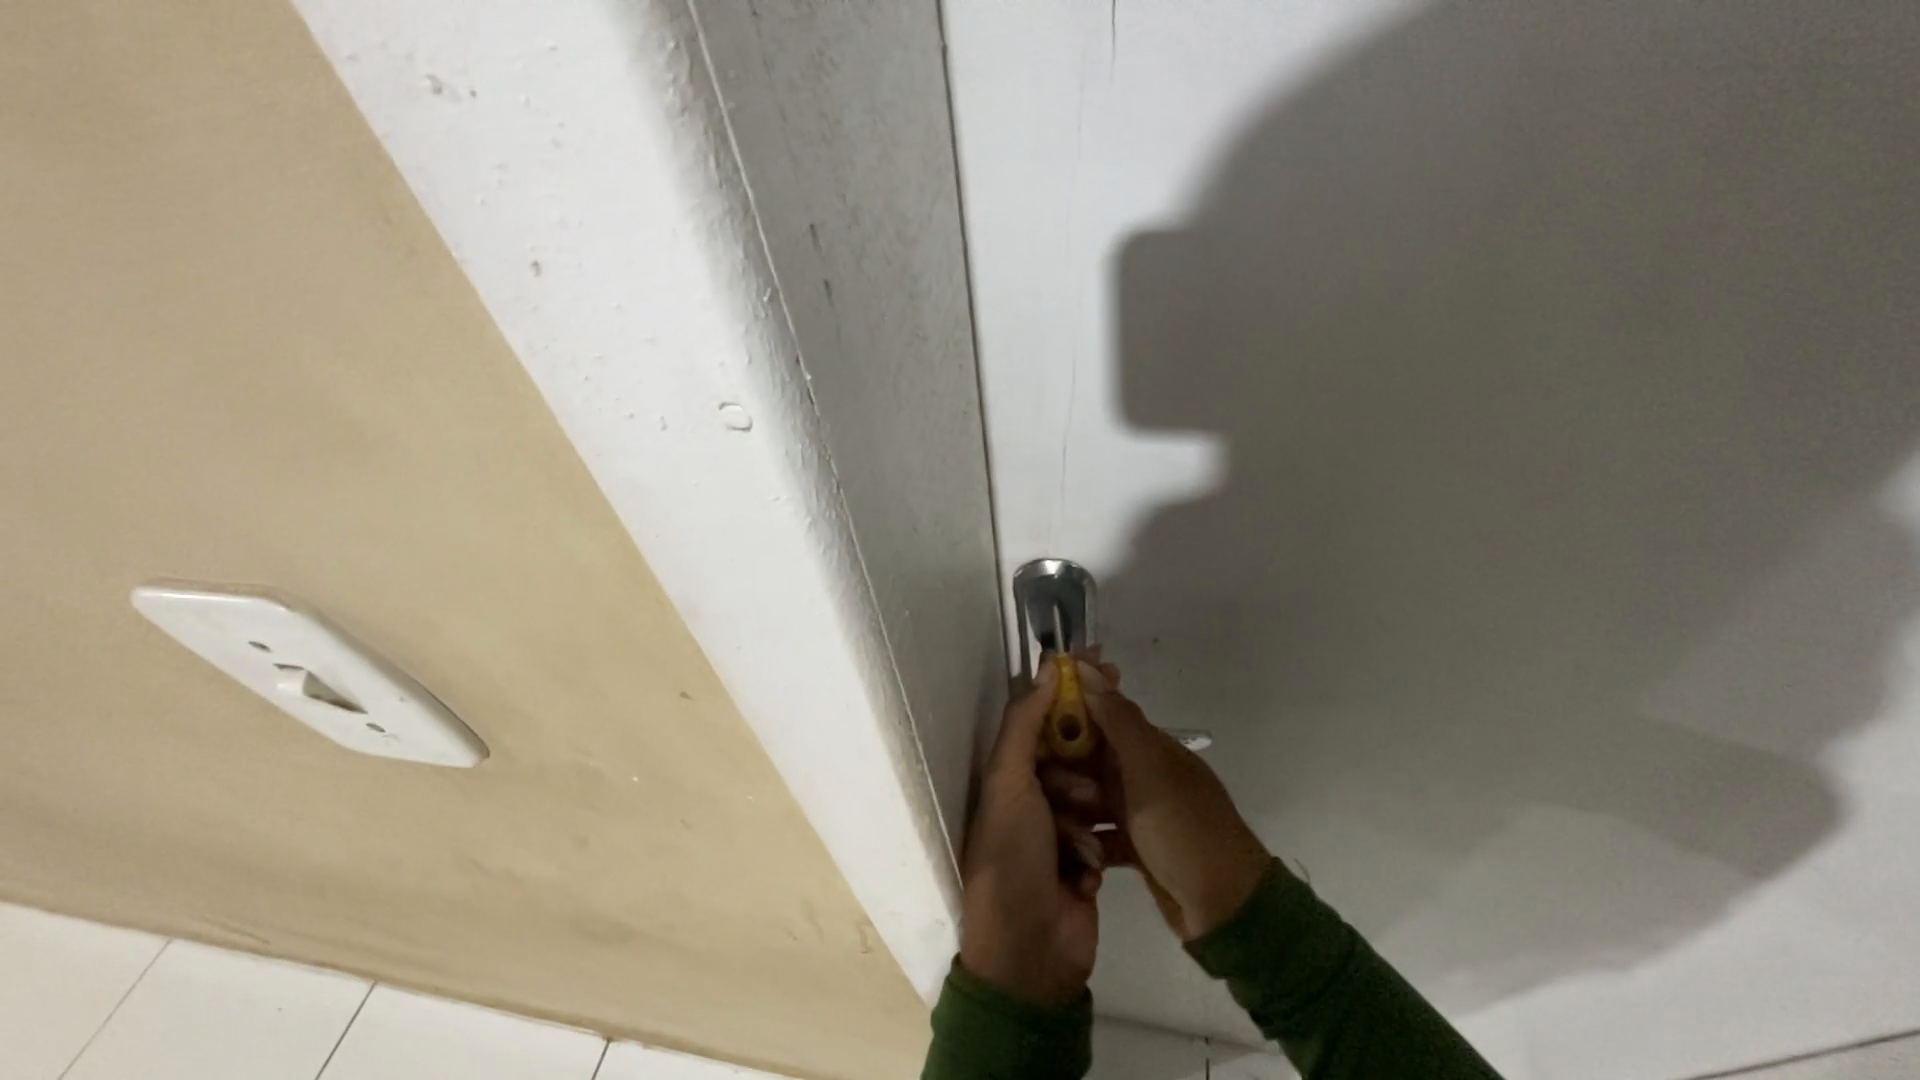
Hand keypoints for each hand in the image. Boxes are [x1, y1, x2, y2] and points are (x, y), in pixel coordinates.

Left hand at [958, 661, 1103, 1005]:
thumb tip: (1044, 667)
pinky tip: (1085, 874)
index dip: (1070, 695)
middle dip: (1088, 764)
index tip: (1105, 667)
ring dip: (1088, 818)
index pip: (1041, 721)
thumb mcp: (1009, 785)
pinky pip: (1102, 838)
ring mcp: (1058, 833)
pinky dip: (1094, 854)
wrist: (1030, 950)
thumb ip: (1024, 724)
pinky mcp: (1083, 864)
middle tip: (1112, 759)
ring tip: (1079, 844)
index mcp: (1005, 777)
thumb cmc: (1012, 858)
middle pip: (1072, 757)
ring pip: (1093, 796)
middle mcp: (1030, 799)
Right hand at [1048, 662, 1271, 941]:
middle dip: (1063, 760)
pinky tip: (1067, 844)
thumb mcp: (1149, 771)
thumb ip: (1118, 721)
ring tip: (1048, 815)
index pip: (1104, 710)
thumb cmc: (1185, 829)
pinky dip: (1086, 836)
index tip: (1036, 700)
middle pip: (1090, 754)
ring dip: (1071, 801)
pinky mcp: (1135, 845)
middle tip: (1034, 774)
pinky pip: (1099, 831)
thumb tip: (1089, 667)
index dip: (1073, 700)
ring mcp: (1139, 810)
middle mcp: (1143, 773)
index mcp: (1150, 747)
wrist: (1223, 906)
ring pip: (1090, 793)